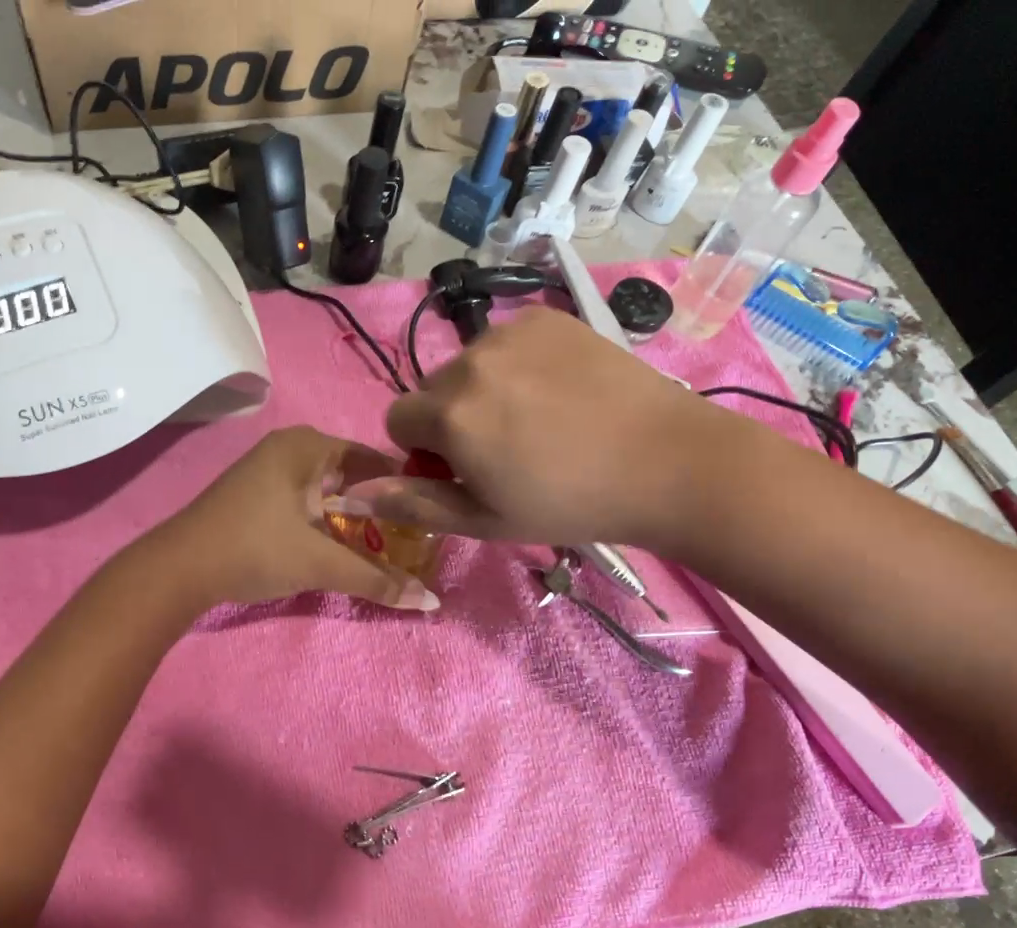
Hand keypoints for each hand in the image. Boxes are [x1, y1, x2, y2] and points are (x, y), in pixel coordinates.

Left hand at [146, 426, 439, 609]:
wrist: (178, 569)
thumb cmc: (254, 550)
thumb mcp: (320, 563)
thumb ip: (377, 579)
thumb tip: (431, 602)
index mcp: (308, 445)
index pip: (375, 459)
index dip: (405, 489)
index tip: (431, 519)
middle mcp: (290, 448)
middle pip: (351, 476)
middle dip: (380, 508)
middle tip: (412, 540)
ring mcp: (268, 470)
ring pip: (327, 491)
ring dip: (352, 519)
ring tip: (384, 548)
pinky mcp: (255, 495)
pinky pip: (306, 501)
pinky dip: (326, 521)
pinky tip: (339, 547)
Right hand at [337, 308, 743, 551]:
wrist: (665, 462)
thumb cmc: (569, 504)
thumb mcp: (484, 520)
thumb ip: (412, 502)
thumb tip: (351, 492)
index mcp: (449, 414)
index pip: (397, 420)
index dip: (423, 452)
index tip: (465, 471)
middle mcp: (469, 361)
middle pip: (431, 390)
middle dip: (450, 418)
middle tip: (503, 449)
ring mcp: (511, 333)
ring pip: (468, 366)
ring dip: (482, 391)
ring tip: (536, 420)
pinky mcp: (547, 318)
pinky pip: (506, 343)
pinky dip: (517, 366)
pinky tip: (558, 392)